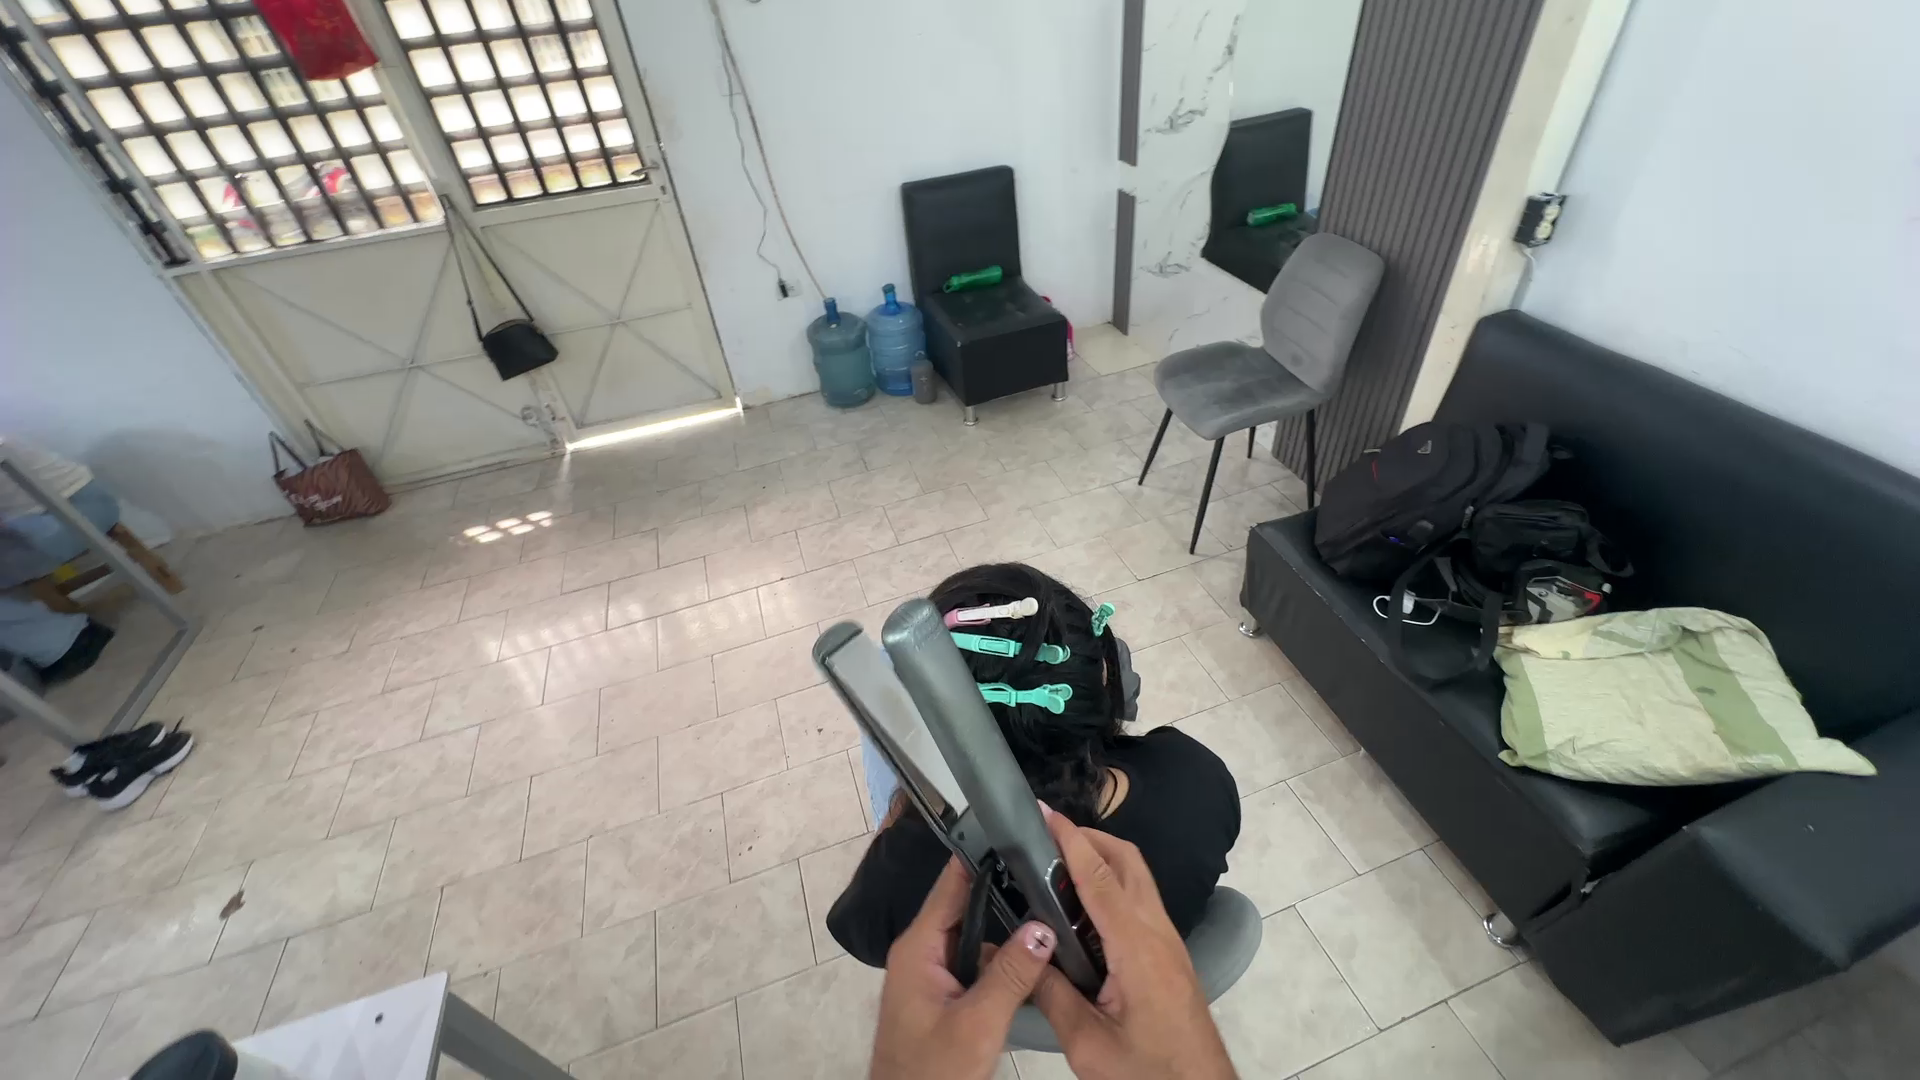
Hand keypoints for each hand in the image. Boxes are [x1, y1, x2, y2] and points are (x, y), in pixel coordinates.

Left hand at [870, 856, 1059, 1079]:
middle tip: (1047, 872)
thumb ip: (1011, 975)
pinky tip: (1034, 953)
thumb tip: (1045, 926)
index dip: (980, 857)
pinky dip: (1001, 958)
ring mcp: (932, 975)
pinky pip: (975, 963)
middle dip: (1003, 891)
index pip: (950, 884)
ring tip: (1050, 906)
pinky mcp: (944, 996)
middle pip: (966, 908)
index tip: (1015, 833)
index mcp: (919, 946)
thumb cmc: (934, 1074)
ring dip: (1006, 928)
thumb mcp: (977, 1025)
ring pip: (974, 937)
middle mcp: (922, 951)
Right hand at [1031, 806, 1236, 1079]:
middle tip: (1048, 837)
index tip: (1045, 813)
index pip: (1099, 877)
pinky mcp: (1169, 953)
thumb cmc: (1148, 1074)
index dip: (1071, 840)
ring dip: (1101, 858)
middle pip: (1126, 860)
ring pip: (1136, 876)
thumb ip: (1052, 993)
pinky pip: (1139, 899)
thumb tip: (1021, 952)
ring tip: (1058, 866)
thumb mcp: (1088, 1045)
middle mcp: (1157, 932)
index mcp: (1136, 948)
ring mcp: (1167, 940)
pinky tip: (1082, 907)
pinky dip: (1110, 883)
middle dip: (1089, 837)